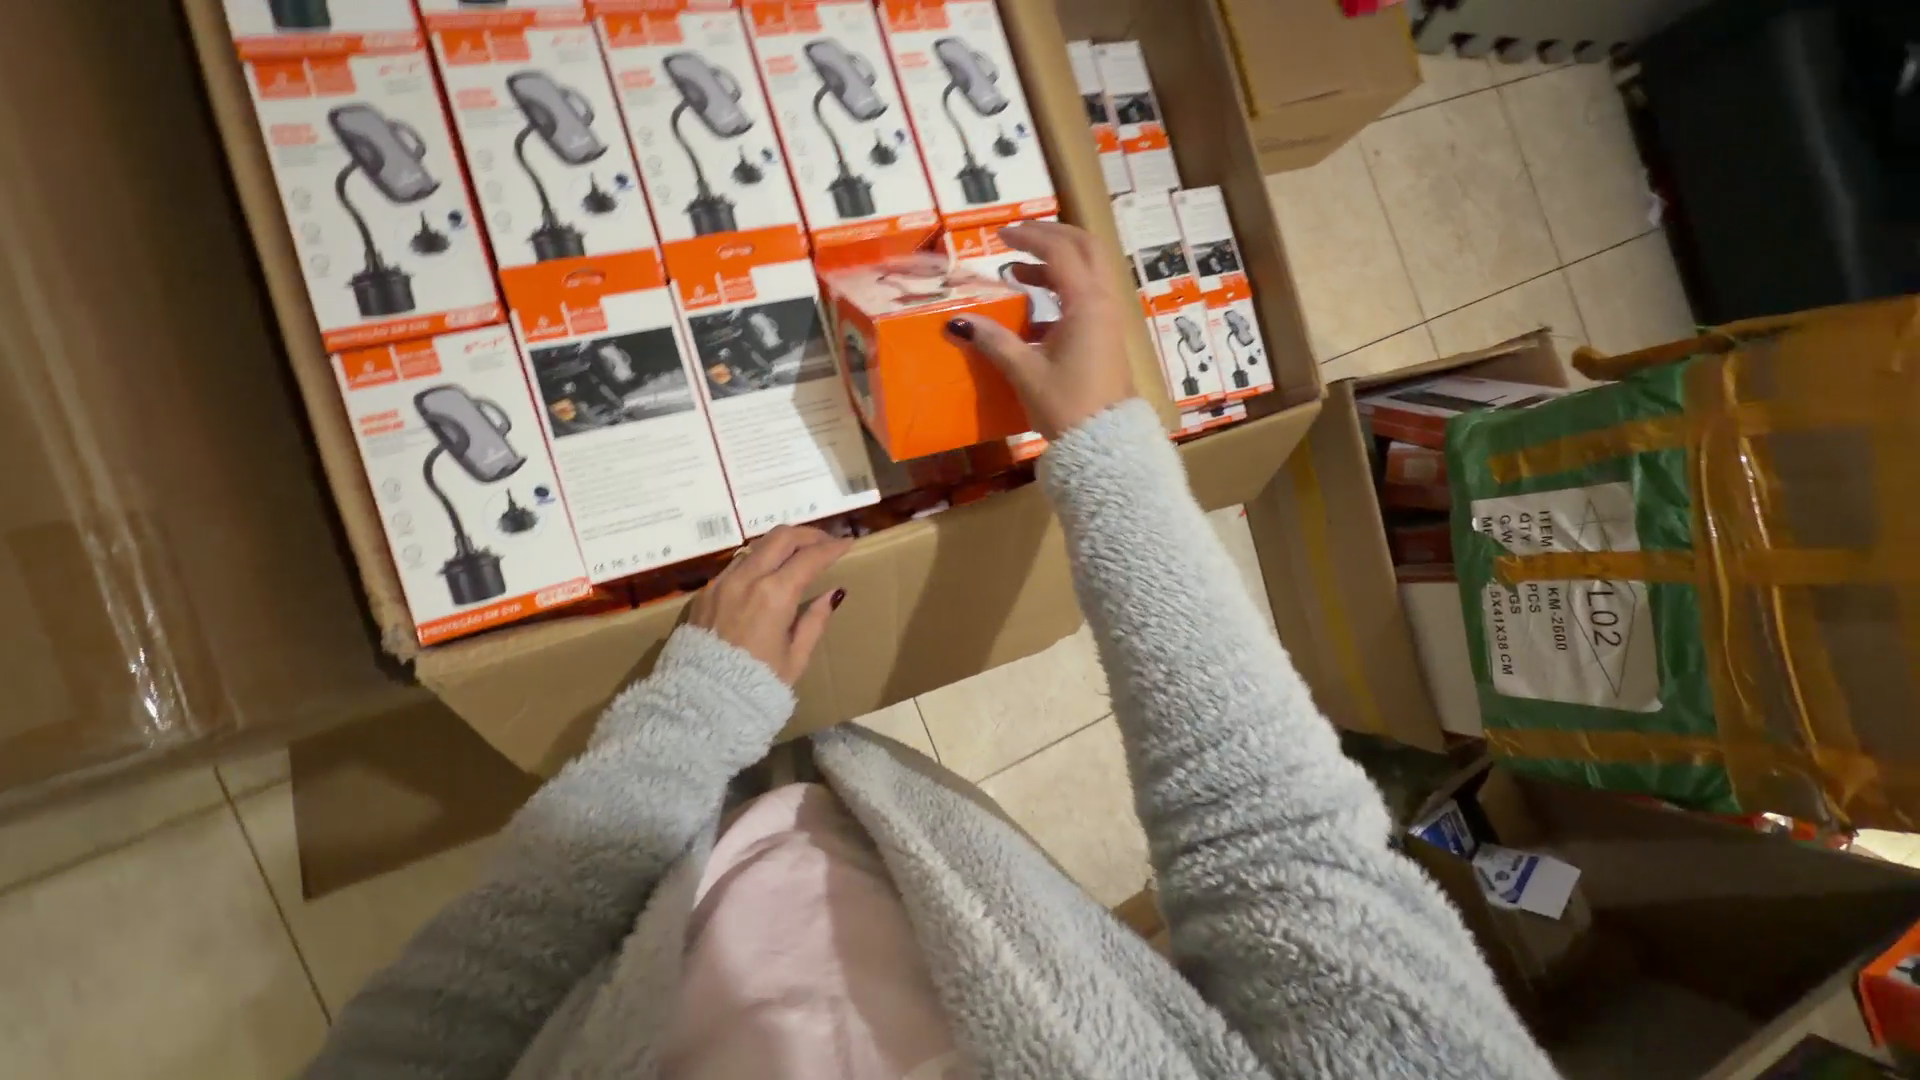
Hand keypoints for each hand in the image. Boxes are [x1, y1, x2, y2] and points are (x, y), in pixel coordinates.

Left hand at [687, 525, 851, 684]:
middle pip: (781, 536)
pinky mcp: (705, 591)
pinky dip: (759, 560)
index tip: (847, 543)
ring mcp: (721, 582)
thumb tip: (833, 594)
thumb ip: (815, 620)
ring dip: (781, 543)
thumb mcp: (795, 658)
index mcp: (774, 595)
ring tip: (798, 554)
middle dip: (808, 534)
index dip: (833, 547)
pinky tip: (768, 574)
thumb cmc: (756, 686)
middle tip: (825, 542)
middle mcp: (747, 578)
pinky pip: (737, 564)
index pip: (809, 557)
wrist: (700, 704)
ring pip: (756, 546)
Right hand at [944, 221, 1136, 439]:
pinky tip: (1035, 312)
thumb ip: (994, 341)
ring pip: (1088, 273)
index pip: (1060, 251)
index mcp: (1086, 303)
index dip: (1030, 237)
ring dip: (1057, 264)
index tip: (1002, 235)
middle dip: (1051, 237)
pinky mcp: (1107, 337)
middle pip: (1084, 249)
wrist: (1105, 444)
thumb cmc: (1066, 406)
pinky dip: (1063, 291)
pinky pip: (1087, 298)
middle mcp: (1103, 302)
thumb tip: (959, 321)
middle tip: (1019, 238)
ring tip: (1019, 274)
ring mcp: (1108, 319)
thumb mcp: (1026, 372)